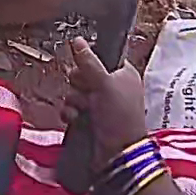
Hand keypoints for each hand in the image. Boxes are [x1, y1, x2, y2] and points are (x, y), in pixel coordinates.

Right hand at [64, 38, 149, 167]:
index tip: (87, 66)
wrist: (117, 155)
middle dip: (80, 82)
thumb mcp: (104, 83)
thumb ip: (88, 61)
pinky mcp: (89, 118)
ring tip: (84, 110)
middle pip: (84, 73)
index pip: (102, 57)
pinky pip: (71, 107)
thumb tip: (77, 40)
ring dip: (76, 100)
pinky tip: (76, 119)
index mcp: (123, 74)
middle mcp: (112, 87)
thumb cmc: (118, 116)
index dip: (92, 61)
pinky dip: (72, 113)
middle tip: (87, 90)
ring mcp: (100, 104)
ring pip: (75, 90)